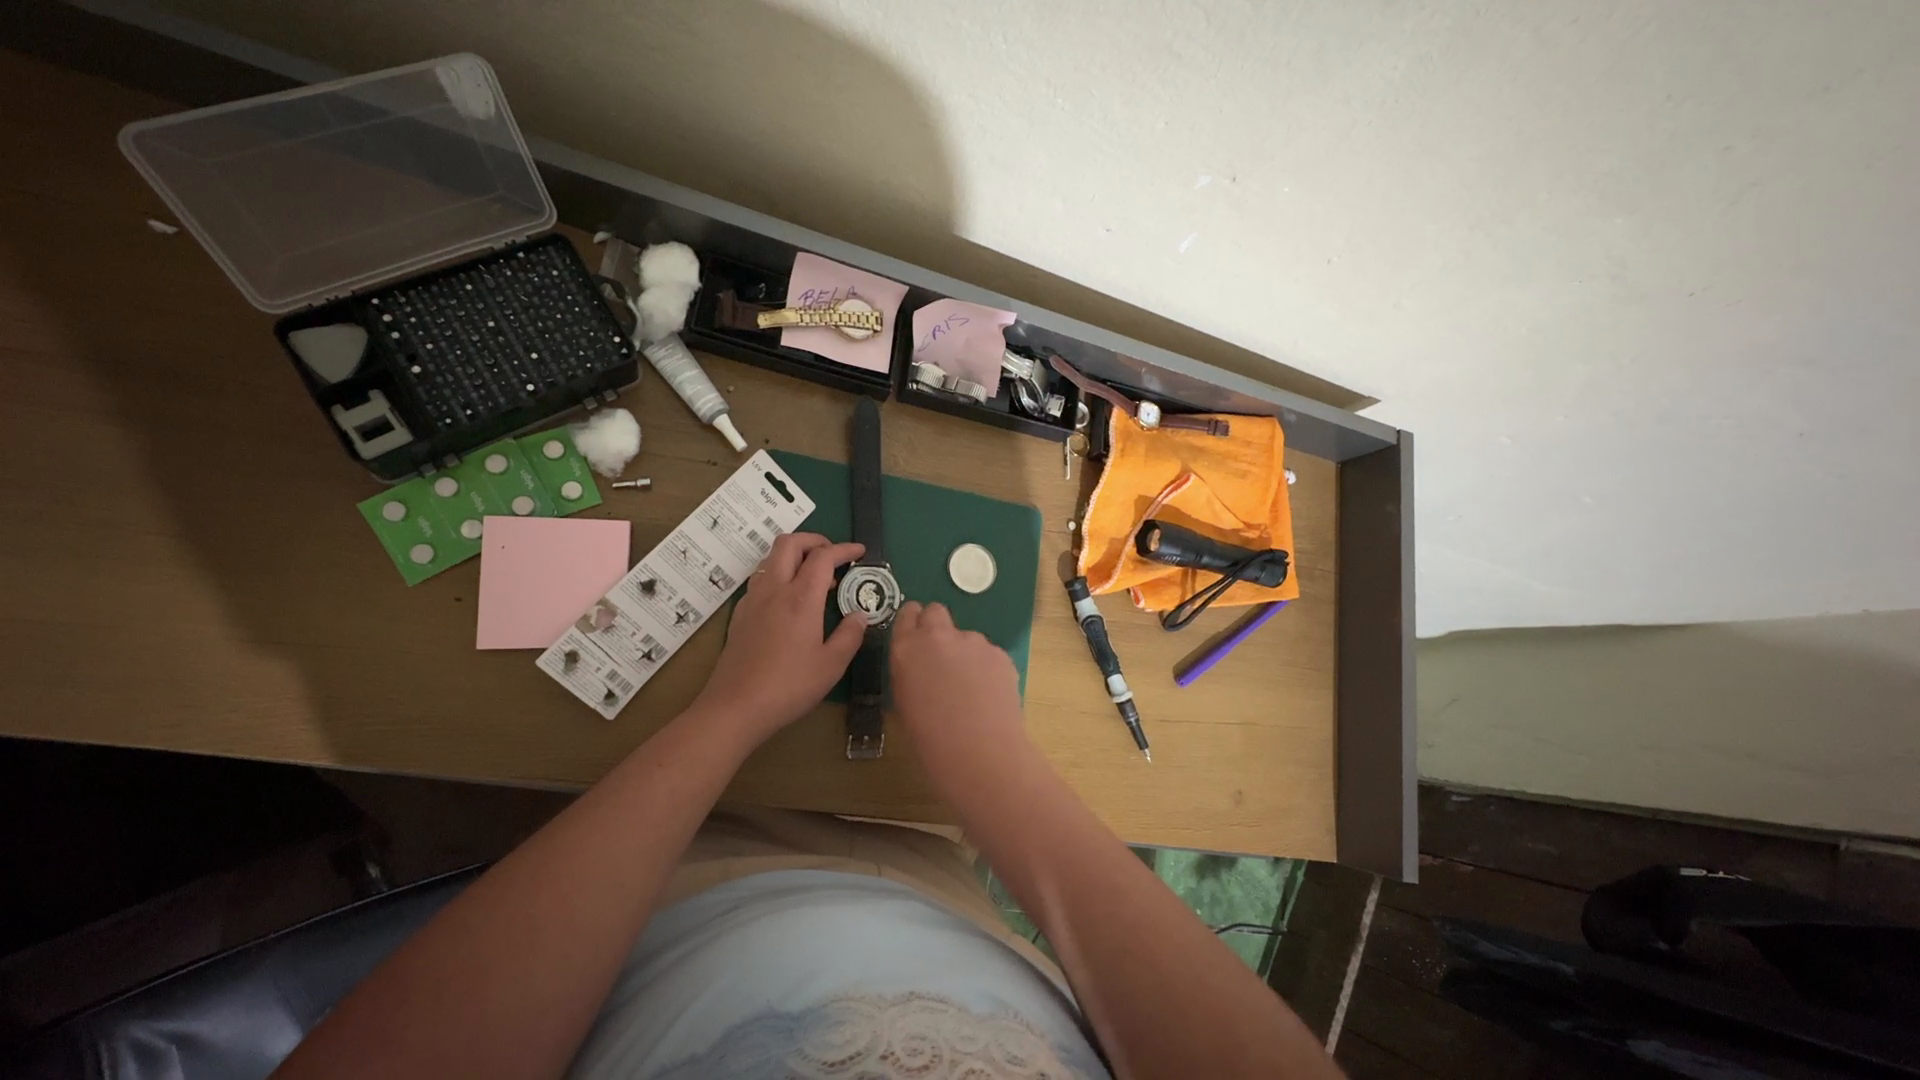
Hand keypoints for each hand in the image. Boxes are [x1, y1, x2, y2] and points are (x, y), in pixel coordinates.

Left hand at [691, 533, 867, 744]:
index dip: (844, 549)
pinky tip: (788, 601)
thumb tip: (860, 615)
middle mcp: (774, 589)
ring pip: (770, 559)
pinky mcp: (740, 614)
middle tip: (833, 555)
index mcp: (801, 598)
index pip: (823, 557)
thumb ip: (850, 635)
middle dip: (814, 540)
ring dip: (793, 556)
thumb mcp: (831, 665)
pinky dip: (778, 576)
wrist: (736, 705)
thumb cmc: (789, 686)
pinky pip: (760, 580)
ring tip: (813, 578)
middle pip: (789, 543)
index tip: (860, 552)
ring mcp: (753, 600)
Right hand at [888, 601, 1031, 793]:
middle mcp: (937, 636)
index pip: (906, 615)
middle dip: (937, 626)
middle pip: (936, 611)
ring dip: (965, 653)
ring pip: (966, 637)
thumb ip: (910, 673)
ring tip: (971, 689)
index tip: (916, 636)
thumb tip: (921, 668)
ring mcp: (972, 641)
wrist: (979, 752)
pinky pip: (988, 654)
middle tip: (941, 656)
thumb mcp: (905, 702)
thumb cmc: (931, 739)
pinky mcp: (999, 653)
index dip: (913, 623)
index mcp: (906, 649)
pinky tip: (989, 696)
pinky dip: (987, 668)